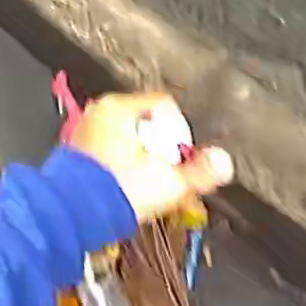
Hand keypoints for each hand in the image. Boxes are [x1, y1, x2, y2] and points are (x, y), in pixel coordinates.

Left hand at [69, 92, 234, 222]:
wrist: (83, 202)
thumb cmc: (124, 186)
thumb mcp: (172, 180)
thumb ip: (202, 170)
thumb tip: (222, 158)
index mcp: (119, 106)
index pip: (164, 104)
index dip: (181, 130)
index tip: (183, 154)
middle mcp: (102, 108)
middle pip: (149, 121)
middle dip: (167, 146)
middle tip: (172, 171)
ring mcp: (91, 122)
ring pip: (134, 134)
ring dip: (151, 155)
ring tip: (156, 180)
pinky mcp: (86, 139)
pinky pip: (118, 142)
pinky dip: (131, 157)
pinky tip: (137, 179)